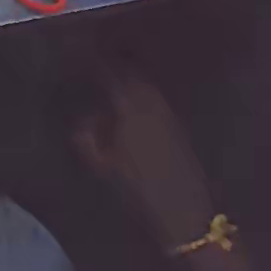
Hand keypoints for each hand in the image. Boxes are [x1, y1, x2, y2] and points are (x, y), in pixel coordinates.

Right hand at [73, 69, 215, 245]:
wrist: (185, 216)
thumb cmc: (137, 190)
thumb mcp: (101, 165)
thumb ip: (86, 137)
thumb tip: (84, 117)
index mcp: (130, 112)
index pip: (114, 78)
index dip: (101, 64)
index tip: (88, 54)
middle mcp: (152, 109)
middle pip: (136, 78)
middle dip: (120, 65)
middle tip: (104, 57)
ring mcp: (169, 119)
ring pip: (150, 88)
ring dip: (135, 78)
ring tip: (120, 73)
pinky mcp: (180, 131)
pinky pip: (158, 101)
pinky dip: (146, 93)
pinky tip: (138, 100)